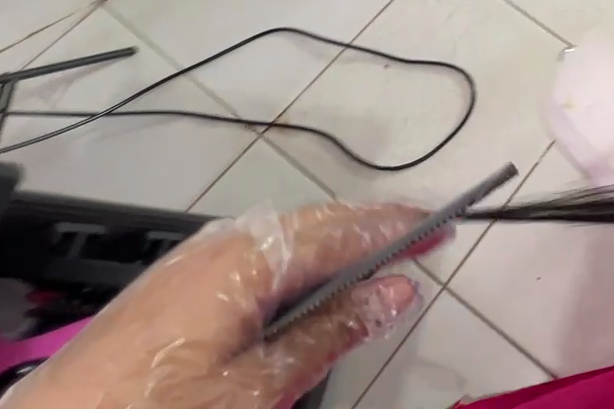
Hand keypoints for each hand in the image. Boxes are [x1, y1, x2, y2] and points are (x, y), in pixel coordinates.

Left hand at [1, 203, 440, 408]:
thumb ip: (331, 332)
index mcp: (249, 259)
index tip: (443, 225)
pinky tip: (307, 282)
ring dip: (337, 241)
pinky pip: (255, 253)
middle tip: (422, 237)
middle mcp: (222, 244)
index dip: (399, 227)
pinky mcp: (170, 288)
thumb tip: (398, 289)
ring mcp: (191, 263)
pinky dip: (298, 260)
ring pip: (286, 236)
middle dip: (373, 227)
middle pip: (318, 222)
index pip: (345, 230)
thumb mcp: (253, 391)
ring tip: (377, 256)